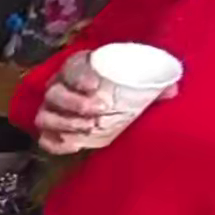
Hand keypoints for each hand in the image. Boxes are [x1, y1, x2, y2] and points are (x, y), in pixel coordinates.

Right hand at [34, 51, 176, 154]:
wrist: (107, 99)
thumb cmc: (121, 81)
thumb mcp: (138, 74)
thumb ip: (155, 79)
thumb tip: (171, 92)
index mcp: (76, 68)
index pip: (70, 69)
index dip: (79, 77)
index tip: (94, 85)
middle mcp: (56, 88)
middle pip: (54, 95)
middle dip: (74, 103)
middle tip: (99, 110)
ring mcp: (49, 111)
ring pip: (44, 118)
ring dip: (65, 124)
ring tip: (89, 128)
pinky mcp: (48, 131)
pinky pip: (43, 140)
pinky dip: (55, 144)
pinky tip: (74, 146)